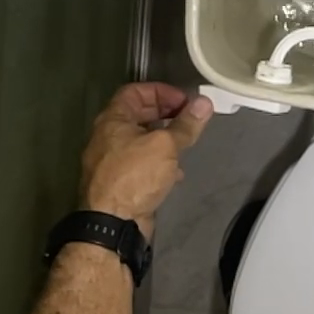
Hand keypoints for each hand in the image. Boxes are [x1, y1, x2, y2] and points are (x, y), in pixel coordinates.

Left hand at [80, 83, 213, 238]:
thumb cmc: (135, 176)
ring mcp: (112, 160)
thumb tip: (204, 103)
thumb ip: (185, 124)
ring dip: (164, 137)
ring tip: (186, 141)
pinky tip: (176, 172)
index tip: (184, 100)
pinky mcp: (120, 181)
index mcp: (113, 120)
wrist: (112, 223)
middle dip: (166, 112)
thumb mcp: (165, 145)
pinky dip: (159, 161)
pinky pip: (142, 162)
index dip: (161, 90)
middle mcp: (109, 136)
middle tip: (188, 118)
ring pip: (141, 139)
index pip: (134, 91)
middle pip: (138, 114)